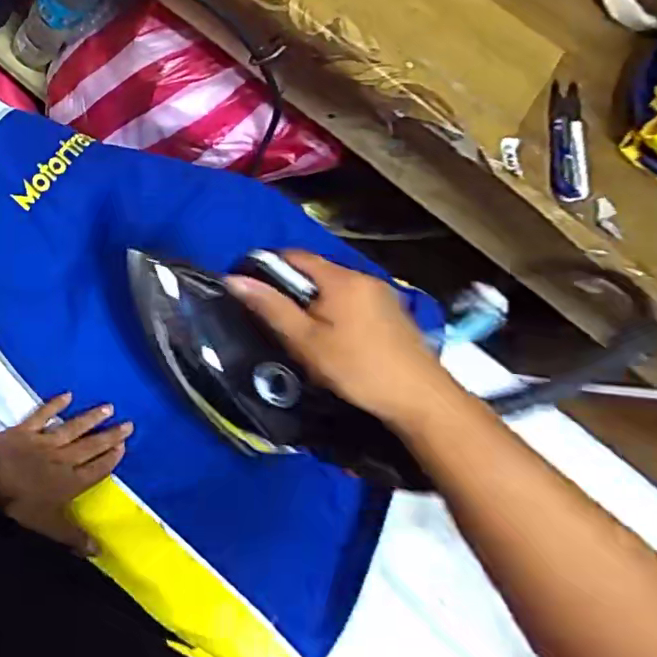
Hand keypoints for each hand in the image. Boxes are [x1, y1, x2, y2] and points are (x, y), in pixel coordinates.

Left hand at [0, 392, 130, 555]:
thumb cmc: (20, 503)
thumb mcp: (49, 527)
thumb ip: (74, 538)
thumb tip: (99, 552)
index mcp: (71, 482)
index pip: (97, 469)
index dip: (111, 459)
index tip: (124, 447)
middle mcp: (63, 458)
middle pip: (91, 446)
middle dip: (111, 436)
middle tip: (128, 424)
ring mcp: (45, 440)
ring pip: (73, 427)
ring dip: (91, 417)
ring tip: (108, 407)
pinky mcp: (27, 429)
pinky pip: (44, 414)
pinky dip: (55, 404)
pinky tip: (68, 395)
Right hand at [224, 251, 469, 433]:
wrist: (424, 402)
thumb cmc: (357, 368)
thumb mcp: (304, 339)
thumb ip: (269, 305)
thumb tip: (232, 279)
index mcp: (341, 279)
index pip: (292, 255)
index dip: (265, 266)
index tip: (248, 289)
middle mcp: (364, 279)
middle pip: (313, 270)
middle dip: (288, 288)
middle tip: (272, 317)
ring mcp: (382, 296)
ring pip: (331, 287)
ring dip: (310, 301)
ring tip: (298, 330)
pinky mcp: (393, 314)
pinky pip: (350, 300)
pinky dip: (332, 310)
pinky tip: (329, 337)